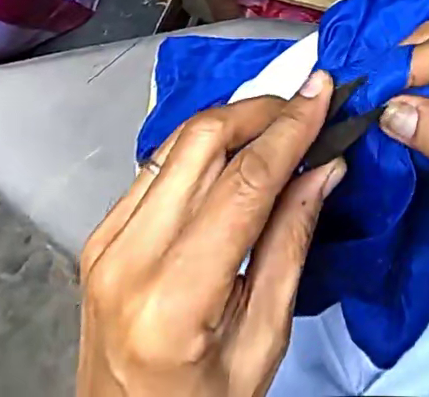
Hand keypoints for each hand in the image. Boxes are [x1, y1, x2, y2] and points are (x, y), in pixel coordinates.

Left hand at [77, 71, 344, 396]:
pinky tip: (241, 149)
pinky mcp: (102, 235)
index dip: (291, 127)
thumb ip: (293, 239)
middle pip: (202, 140)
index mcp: (174, 297)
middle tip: (307, 106)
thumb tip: (325, 166)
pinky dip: (209, 141)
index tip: (323, 92)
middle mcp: (128, 259)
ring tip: (282, 123)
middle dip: (263, 109)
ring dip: (238, 118)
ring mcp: (107, 244)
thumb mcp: (265, 335)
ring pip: (180, 140)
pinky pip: (162, 161)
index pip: (244, 180)